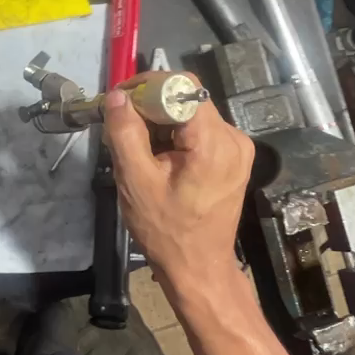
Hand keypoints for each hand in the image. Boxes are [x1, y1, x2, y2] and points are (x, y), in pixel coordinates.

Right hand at [103, 87, 255, 277]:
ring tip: (138, 148)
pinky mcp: (233, 158)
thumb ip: (125, 133)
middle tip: (122, 127)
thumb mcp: (136, 181)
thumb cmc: (165, 229)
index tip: (119, 102)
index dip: (147, 86)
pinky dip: (174, 135)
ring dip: (160, 122)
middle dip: (150, 106)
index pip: (182, 87)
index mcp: (214, 142)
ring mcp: (237, 148)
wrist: (197, 267)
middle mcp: (234, 138)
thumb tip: (117, 97)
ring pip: (191, 113)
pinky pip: (199, 130)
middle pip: (187, 99)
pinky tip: (158, 157)